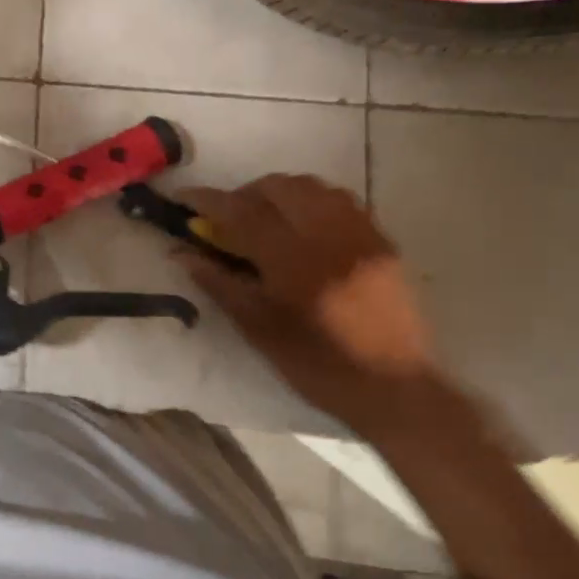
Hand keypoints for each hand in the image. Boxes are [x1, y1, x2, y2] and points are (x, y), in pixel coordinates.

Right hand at [175, 174, 440, 434]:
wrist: (397, 391)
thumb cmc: (318, 366)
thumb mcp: (258, 329)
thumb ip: (218, 283)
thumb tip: (181, 252)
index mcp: (293, 260)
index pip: (242, 212)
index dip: (208, 200)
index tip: (184, 197)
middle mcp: (329, 237)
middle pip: (278, 187)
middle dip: (245, 193)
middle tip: (228, 217)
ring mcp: (360, 236)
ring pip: (313, 187)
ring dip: (281, 193)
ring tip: (267, 217)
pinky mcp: (382, 243)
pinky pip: (342, 202)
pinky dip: (314, 202)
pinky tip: (305, 227)